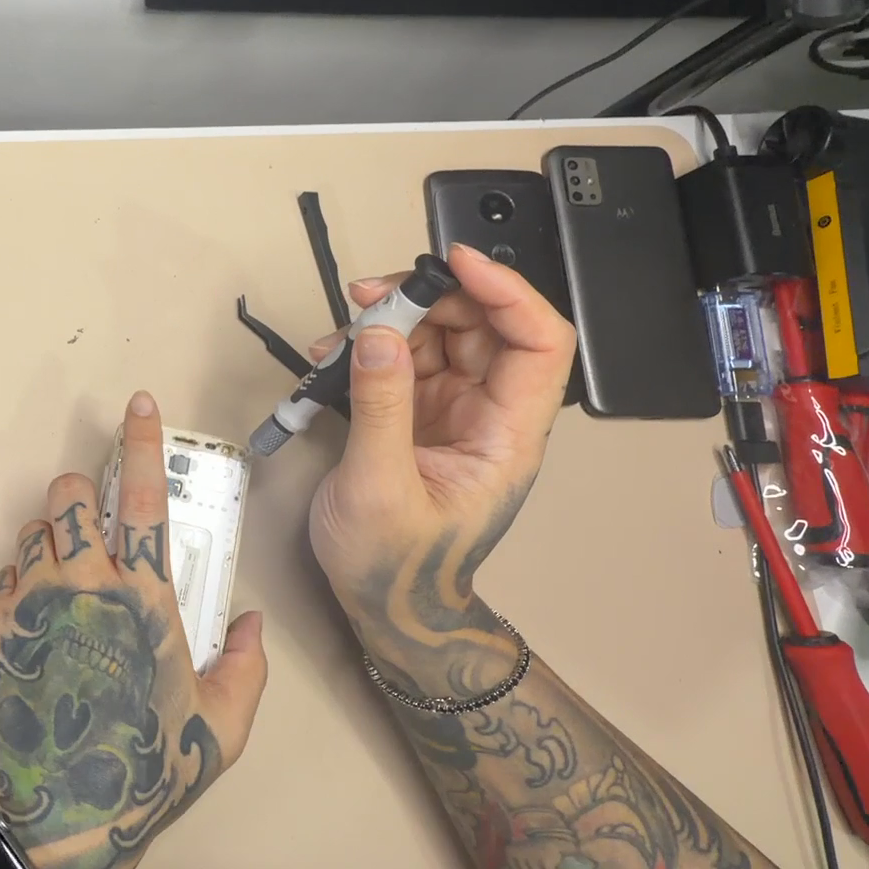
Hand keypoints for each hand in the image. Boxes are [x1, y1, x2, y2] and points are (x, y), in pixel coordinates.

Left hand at [0, 392, 267, 868]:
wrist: (58, 810)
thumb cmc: (144, 766)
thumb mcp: (218, 728)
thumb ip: (247, 668)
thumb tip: (253, 623)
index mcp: (143, 596)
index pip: (145, 497)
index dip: (143, 442)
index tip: (139, 405)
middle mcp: (83, 583)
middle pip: (68, 493)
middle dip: (80, 492)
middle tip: (92, 523)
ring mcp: (32, 600)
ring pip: (33, 528)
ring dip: (52, 538)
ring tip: (68, 578)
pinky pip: (5, 575)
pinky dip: (23, 582)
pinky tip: (41, 618)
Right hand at [306, 245, 573, 681]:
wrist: (385, 605)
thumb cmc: (394, 564)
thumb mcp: (379, 486)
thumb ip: (380, 406)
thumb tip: (378, 333)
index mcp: (506, 435)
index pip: (537, 343)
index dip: (507, 292)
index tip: (452, 263)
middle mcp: (486, 414)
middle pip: (479, 328)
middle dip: (426, 300)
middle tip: (366, 298)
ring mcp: (450, 413)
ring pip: (435, 337)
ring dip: (388, 322)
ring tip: (338, 332)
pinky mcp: (414, 416)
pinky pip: (399, 362)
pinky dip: (366, 350)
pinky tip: (332, 357)